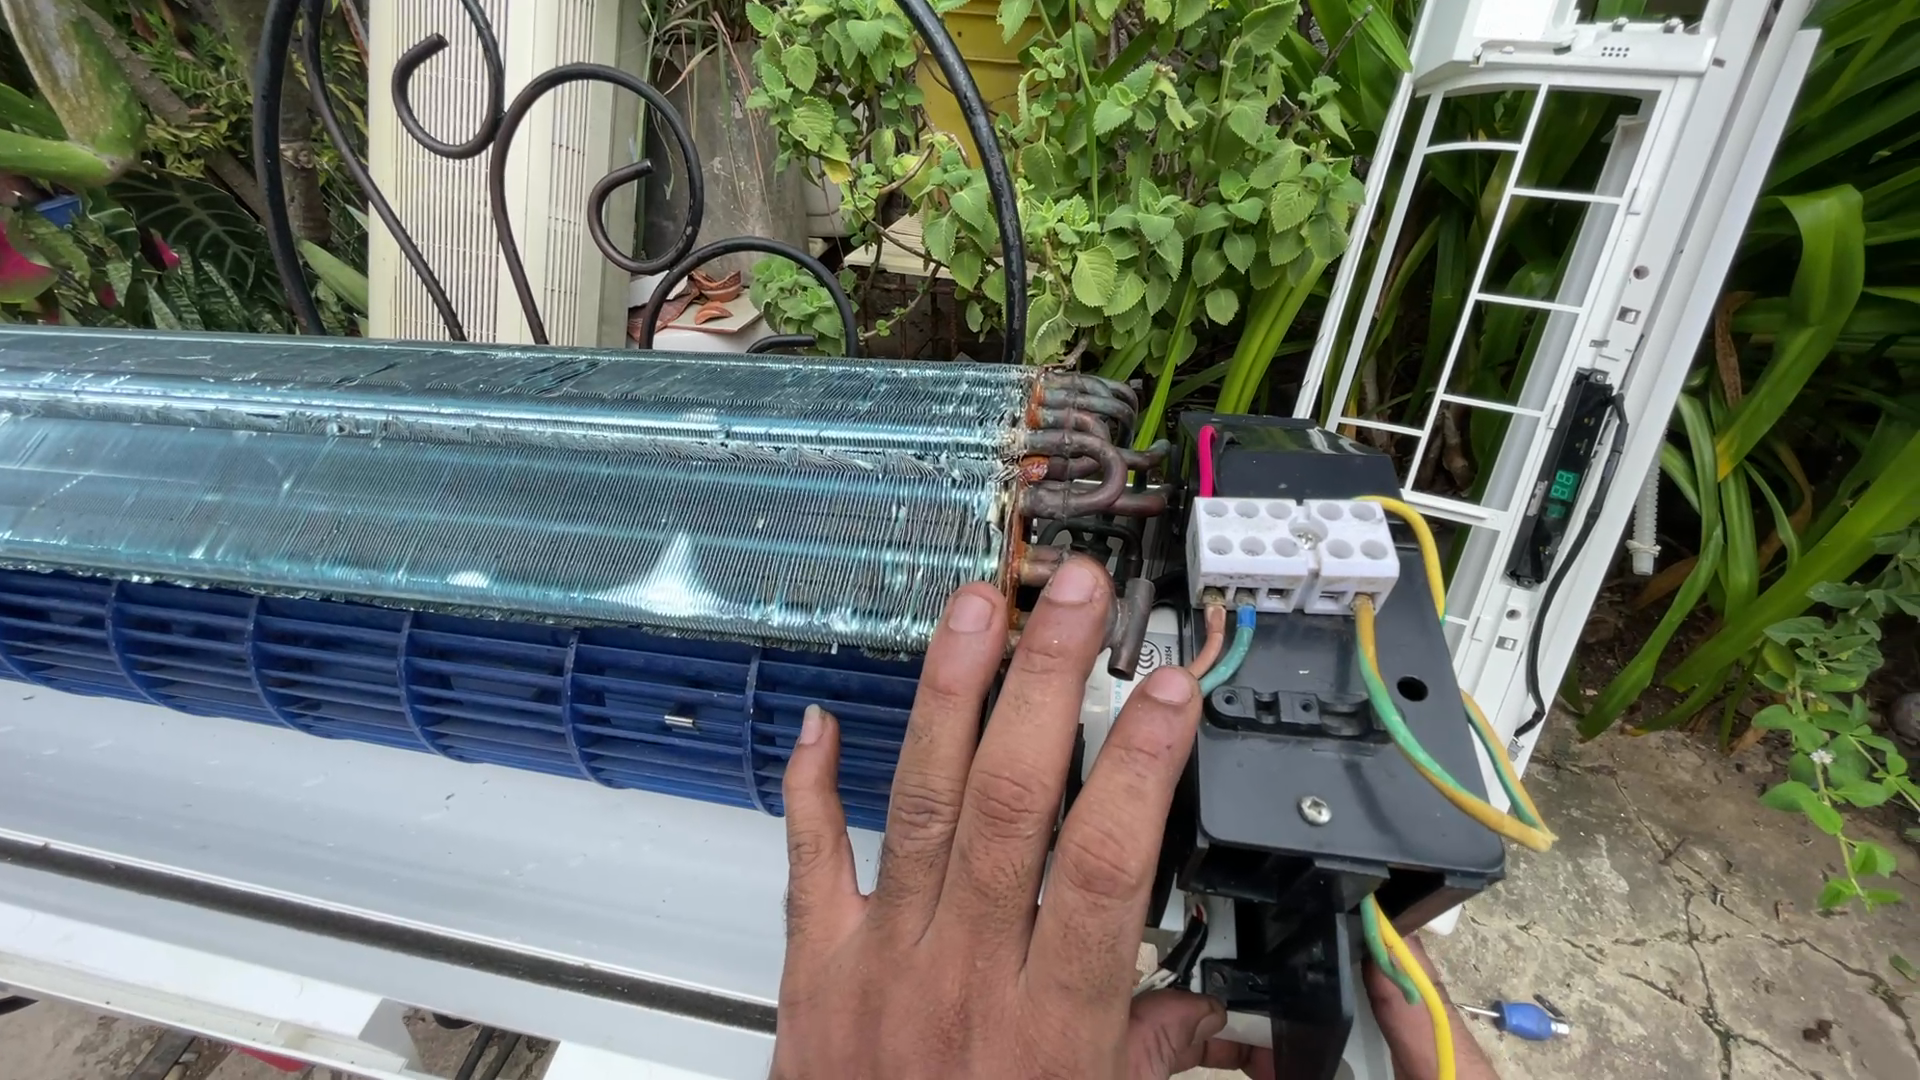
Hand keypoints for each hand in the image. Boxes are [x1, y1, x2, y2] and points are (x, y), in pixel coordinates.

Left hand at [771, 557, 1226, 1078]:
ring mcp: (882, 957)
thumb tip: (1204, 1011)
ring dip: (949, 695)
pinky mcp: (818, 961)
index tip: (1163, 689)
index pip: (1103, 863)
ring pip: (923, 800)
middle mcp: (962, 971)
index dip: (1138, 766)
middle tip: (1067, 597)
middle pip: (1013, 799)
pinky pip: (810, 859)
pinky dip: (810, 786)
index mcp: (1049, 1025)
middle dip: (1045, 681)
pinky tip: (821, 720)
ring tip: (973, 612)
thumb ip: (1150, 1055)